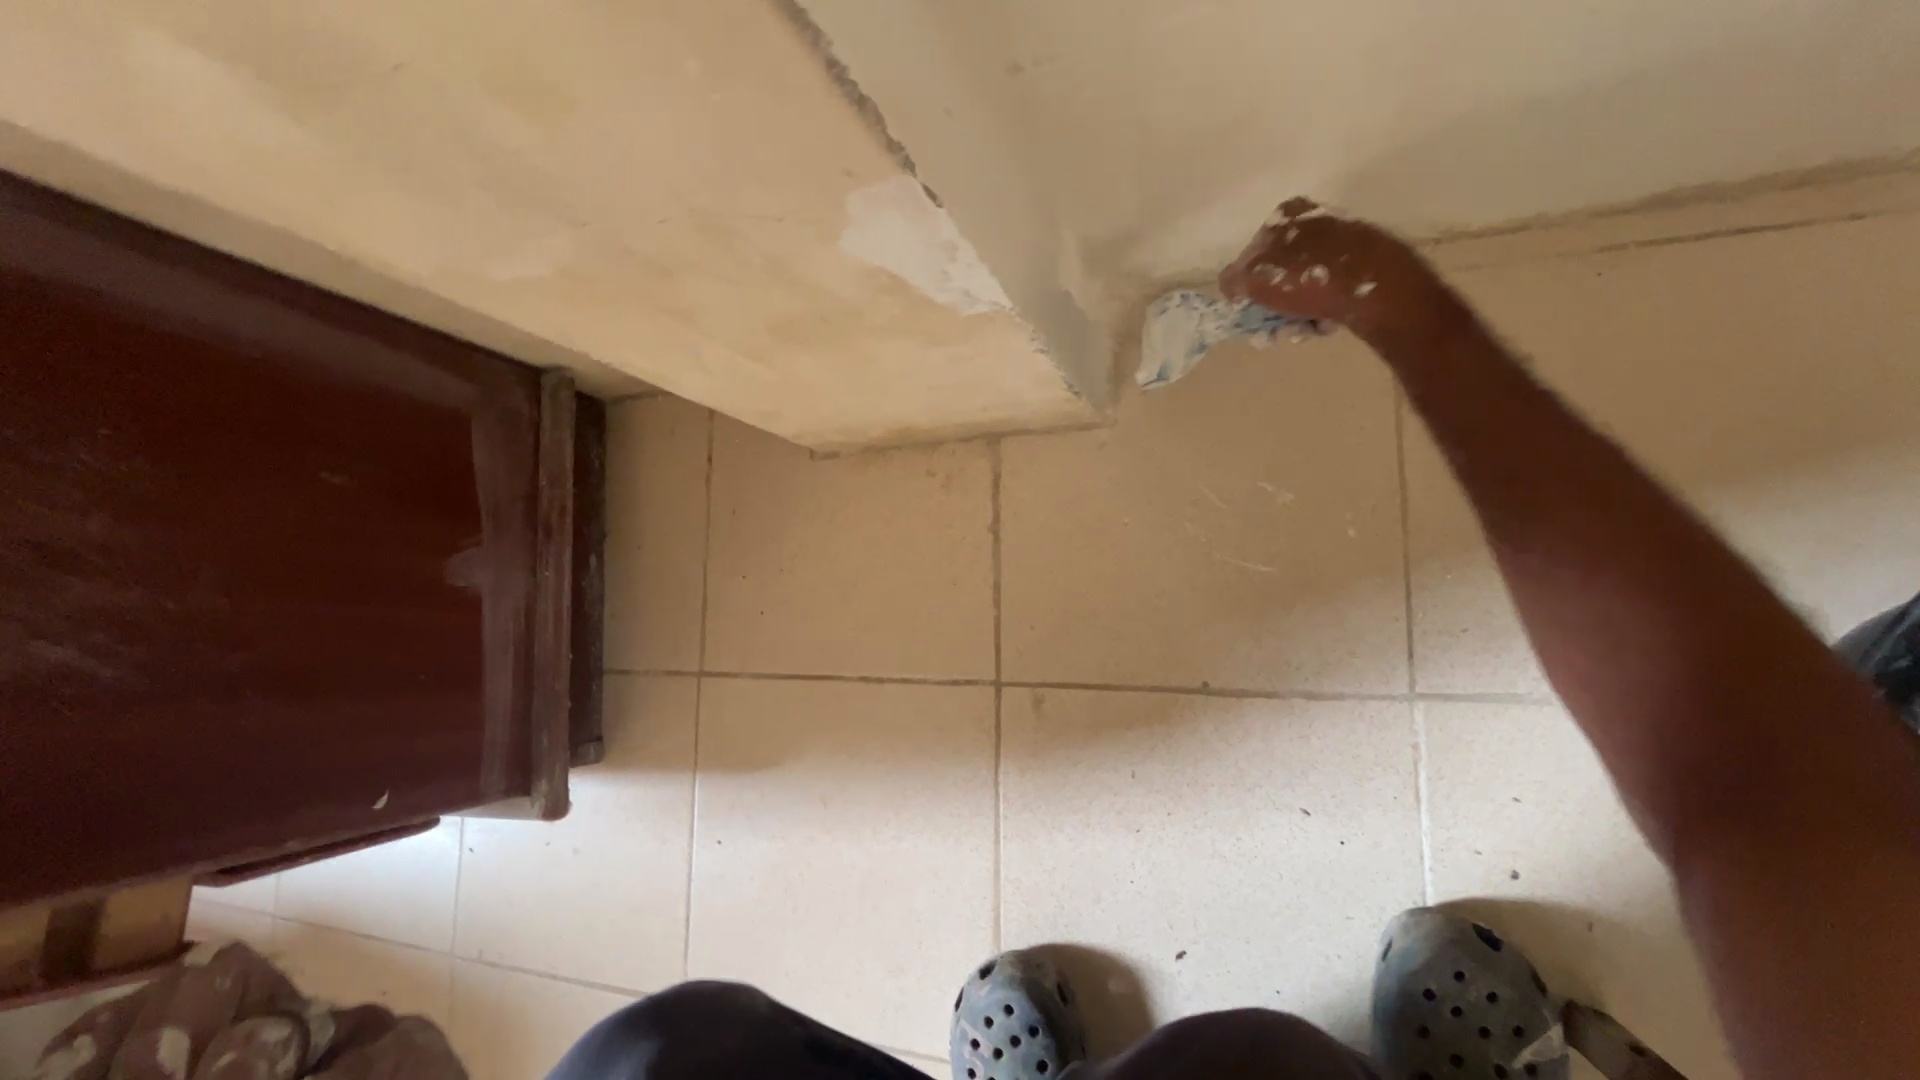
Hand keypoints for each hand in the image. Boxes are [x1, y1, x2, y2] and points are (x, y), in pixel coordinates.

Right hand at [1218, 198, 1447, 343]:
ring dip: (1297, 312)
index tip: (1251, 307)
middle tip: (1275, 329)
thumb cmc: (1308, 279)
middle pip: (1280, 271)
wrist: (1374, 288)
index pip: (1253, 251)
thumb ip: (1232, 279)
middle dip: (1275, 304)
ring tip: (1301, 331)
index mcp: (1287, 214)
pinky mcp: (1366, 263)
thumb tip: (1230, 284)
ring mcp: (1344, 240)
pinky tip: (1325, 324)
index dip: (1249, 283)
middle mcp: (1316, 219)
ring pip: (1306, 284)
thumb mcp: (1255, 279)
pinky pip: (1332, 291)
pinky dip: (1324, 310)